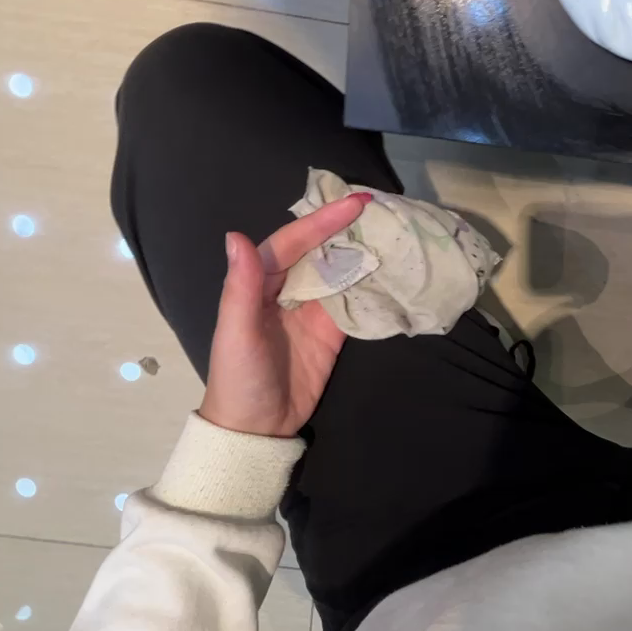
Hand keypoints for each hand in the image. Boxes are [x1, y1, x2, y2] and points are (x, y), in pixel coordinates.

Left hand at [198, 193, 370, 437]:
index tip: (356, 202)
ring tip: (395, 231)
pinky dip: (374, 284)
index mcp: (261, 282)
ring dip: (365, 251)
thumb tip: (236, 235)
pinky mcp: (334, 330)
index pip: (295, 242)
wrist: (258, 428)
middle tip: (383, 208)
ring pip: (342, 270)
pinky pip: (357, 300)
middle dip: (349, 227)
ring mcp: (314, 309)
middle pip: (322, 249)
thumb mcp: (236, 332)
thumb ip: (241, 286)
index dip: (323, 221)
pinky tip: (394, 270)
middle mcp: (289, 289)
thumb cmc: (239, 377)